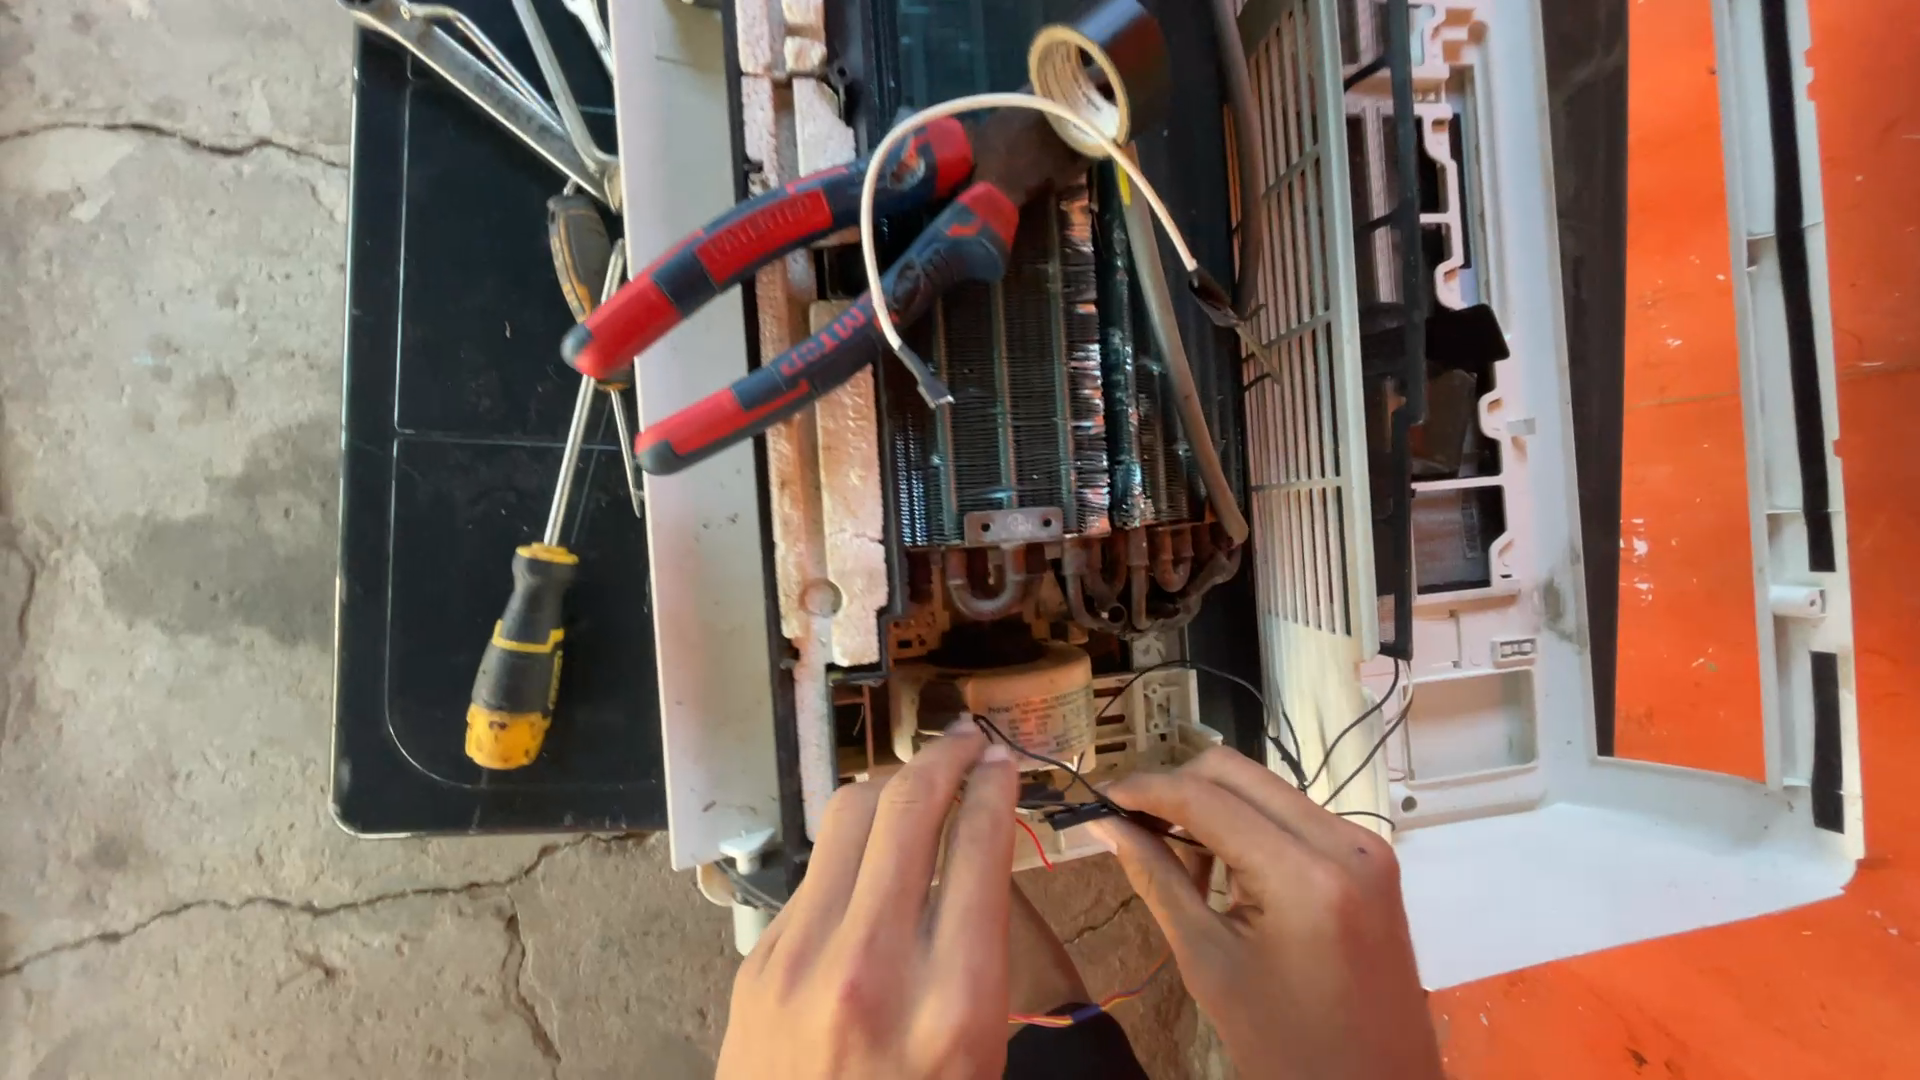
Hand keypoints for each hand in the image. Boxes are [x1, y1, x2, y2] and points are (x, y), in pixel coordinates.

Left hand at [717, 726, 1020, 1079]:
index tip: (1002, 764)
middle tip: (967, 742)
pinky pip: (817, 863)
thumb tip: (978, 847)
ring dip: (894, 780)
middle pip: (907, 809)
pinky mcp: (761, 958)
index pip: (977, 849)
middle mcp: (871, 966)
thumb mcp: (979, 1052)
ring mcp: (801, 957)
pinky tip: (874, 843)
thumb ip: (983, 946)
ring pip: (850, 814)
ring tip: (923, 776)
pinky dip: (854, 835)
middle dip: (944, 759)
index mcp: (951, 1006)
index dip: (994, 789)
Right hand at [1089, 746, 1441, 1079]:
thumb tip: (1106, 823)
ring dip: (1208, 804)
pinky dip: (1243, 823)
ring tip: (1176, 856)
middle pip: (1234, 772)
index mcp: (1304, 875)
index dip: (1145, 789)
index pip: (1205, 798)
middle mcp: (1343, 840)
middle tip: (1133, 822)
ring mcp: (1361, 845)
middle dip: (1175, 787)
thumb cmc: (1286, 1048)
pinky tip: (1222, 866)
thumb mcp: (1208, 961)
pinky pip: (1287, 811)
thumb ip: (1156, 877)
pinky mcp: (1366, 856)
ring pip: (1260, 785)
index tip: (1100, 795)